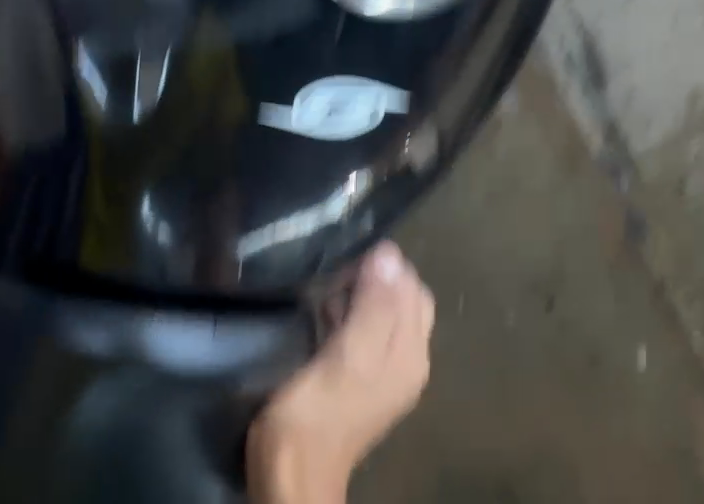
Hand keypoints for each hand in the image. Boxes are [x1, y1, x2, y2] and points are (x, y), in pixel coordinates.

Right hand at [247, 243, 435, 503]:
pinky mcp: (347, 372)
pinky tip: (315, 300)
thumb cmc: (318, 408)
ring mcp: (374, 368)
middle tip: (330, 254)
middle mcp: (401, 360)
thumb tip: (388, 254)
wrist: (292, 463)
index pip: (411, 290)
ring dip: (355, 288)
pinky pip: (354, 327)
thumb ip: (372, 308)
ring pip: (375, 311)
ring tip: (320, 268)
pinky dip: (341, 307)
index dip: (385, 263)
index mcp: (407, 355)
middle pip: (398, 300)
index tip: (346, 239)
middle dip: (373, 272)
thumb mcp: (348, 355)